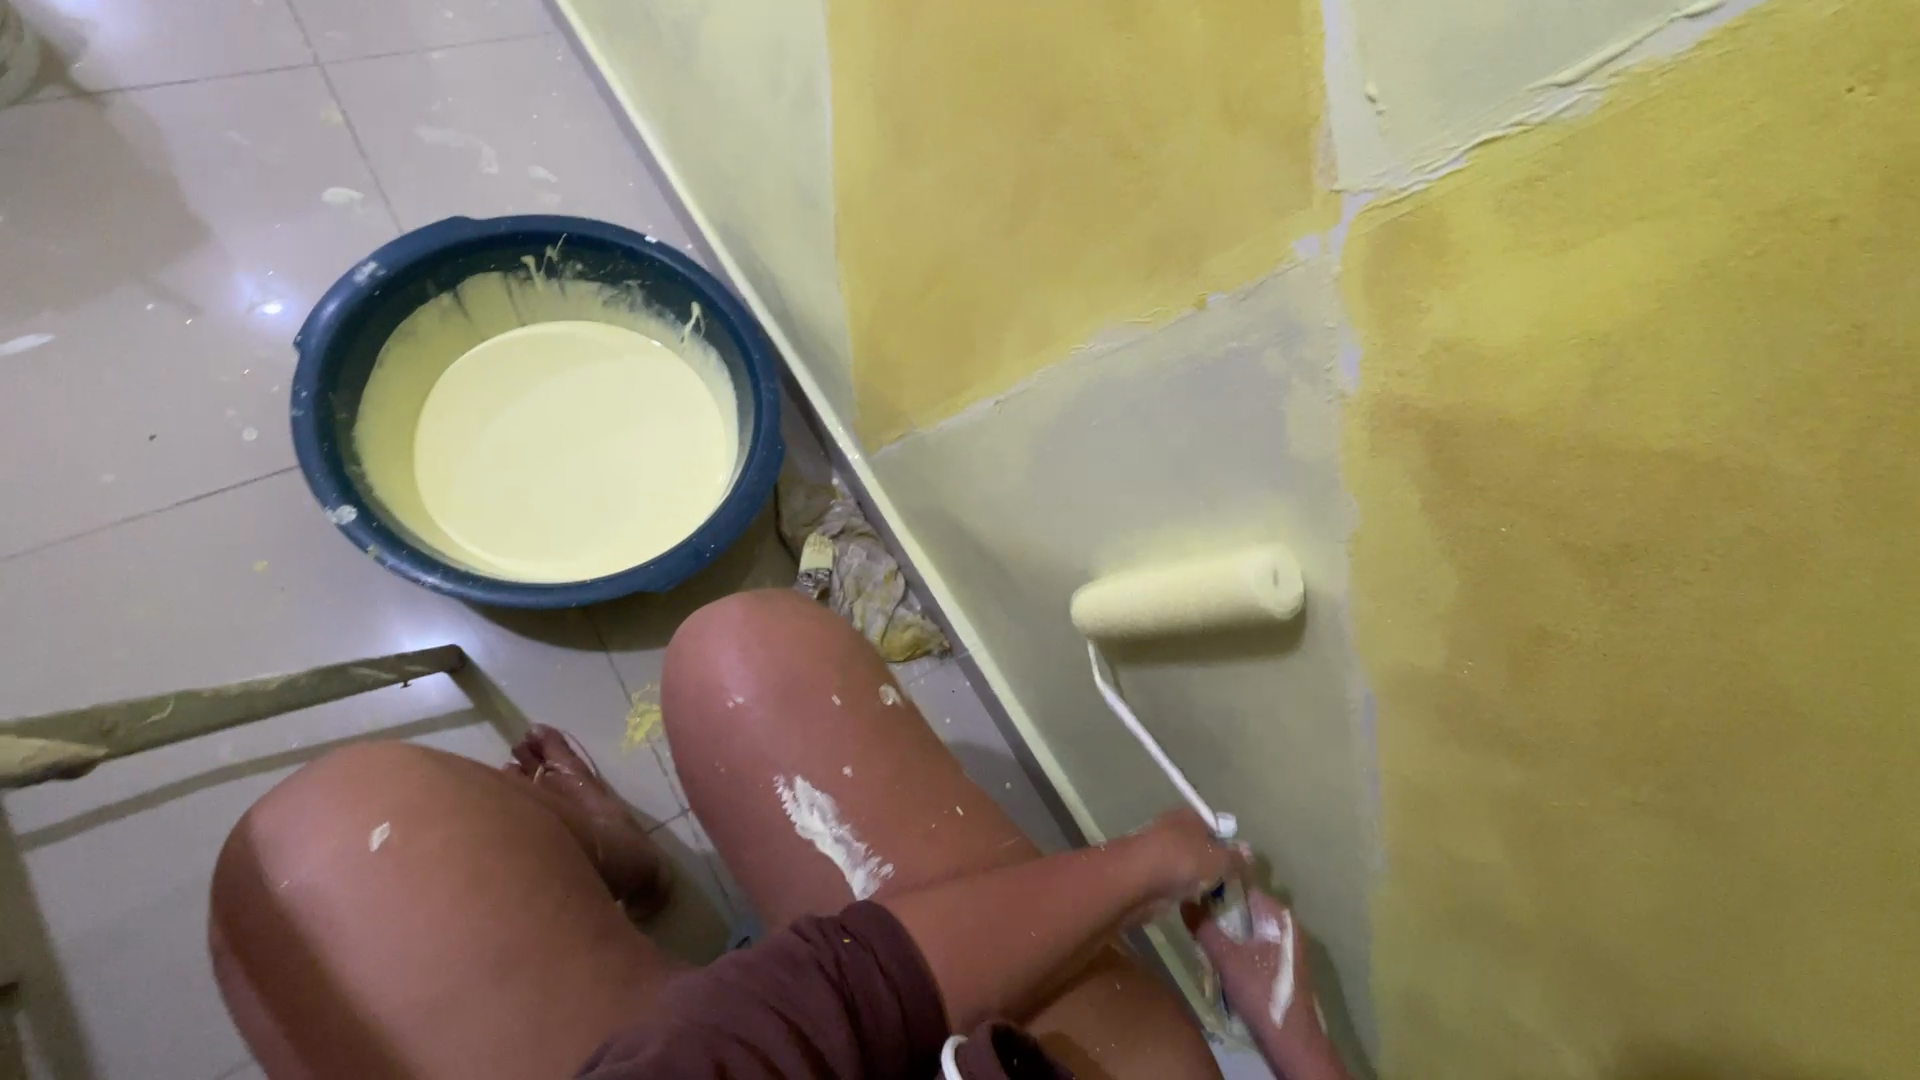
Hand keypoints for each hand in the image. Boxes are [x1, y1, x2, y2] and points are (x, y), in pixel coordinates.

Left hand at [1126, 808, 1249, 904]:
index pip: (1213, 827)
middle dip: (1213, 867)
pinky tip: (1197, 908)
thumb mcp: (1218, 859)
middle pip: (1200, 848)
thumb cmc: (1182, 860)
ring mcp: (1159, 852)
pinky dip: (1184, 895)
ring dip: (1199, 883)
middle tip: (1232, 889)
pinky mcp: (1150, 875)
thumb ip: (1235, 857)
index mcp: (1189, 817)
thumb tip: (1248, 850)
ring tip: (1218, 902)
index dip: (1227, 846)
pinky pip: (1175, 885)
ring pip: (1187, 868)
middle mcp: (1173, 829)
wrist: (1137, 880)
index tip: (1239, 868)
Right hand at [1187, 889, 1351, 1079]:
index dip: (1215, 884)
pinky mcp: (1282, 964)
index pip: (1242, 885)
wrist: (1292, 1044)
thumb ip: (1204, 926)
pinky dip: (1236, 943)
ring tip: (1200, 930)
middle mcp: (1286, 924)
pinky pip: (1254, 942)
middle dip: (1218, 908)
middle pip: (1244, 906)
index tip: (1191, 887)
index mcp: (1278, 915)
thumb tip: (1184, 900)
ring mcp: (1286, 945)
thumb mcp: (1225, 957)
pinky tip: (1218, 953)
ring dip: (1226, 928)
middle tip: (1191, 911)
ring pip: (1248, 926)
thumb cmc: (1260, 994)